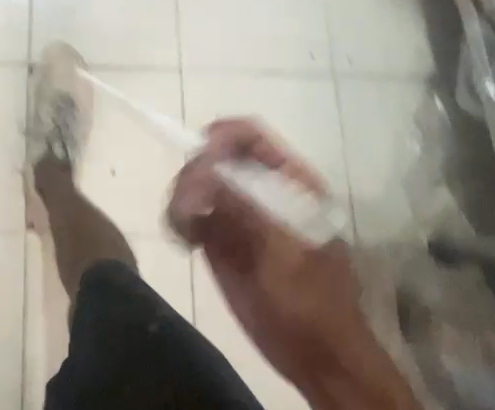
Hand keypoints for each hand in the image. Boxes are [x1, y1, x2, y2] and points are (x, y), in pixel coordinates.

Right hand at [167, 118, 364, 382]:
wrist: (318, 358)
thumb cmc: (315, 302)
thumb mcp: (285, 251)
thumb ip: (246, 208)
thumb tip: (205, 169)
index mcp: (289, 182)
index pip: (250, 137)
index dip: (223, 136)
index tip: (202, 152)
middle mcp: (258, 190)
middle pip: (213, 156)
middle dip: (195, 172)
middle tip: (191, 206)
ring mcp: (236, 215)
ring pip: (194, 183)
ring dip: (181, 196)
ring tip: (186, 229)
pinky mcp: (217, 241)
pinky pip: (187, 215)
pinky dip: (177, 219)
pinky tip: (184, 240)